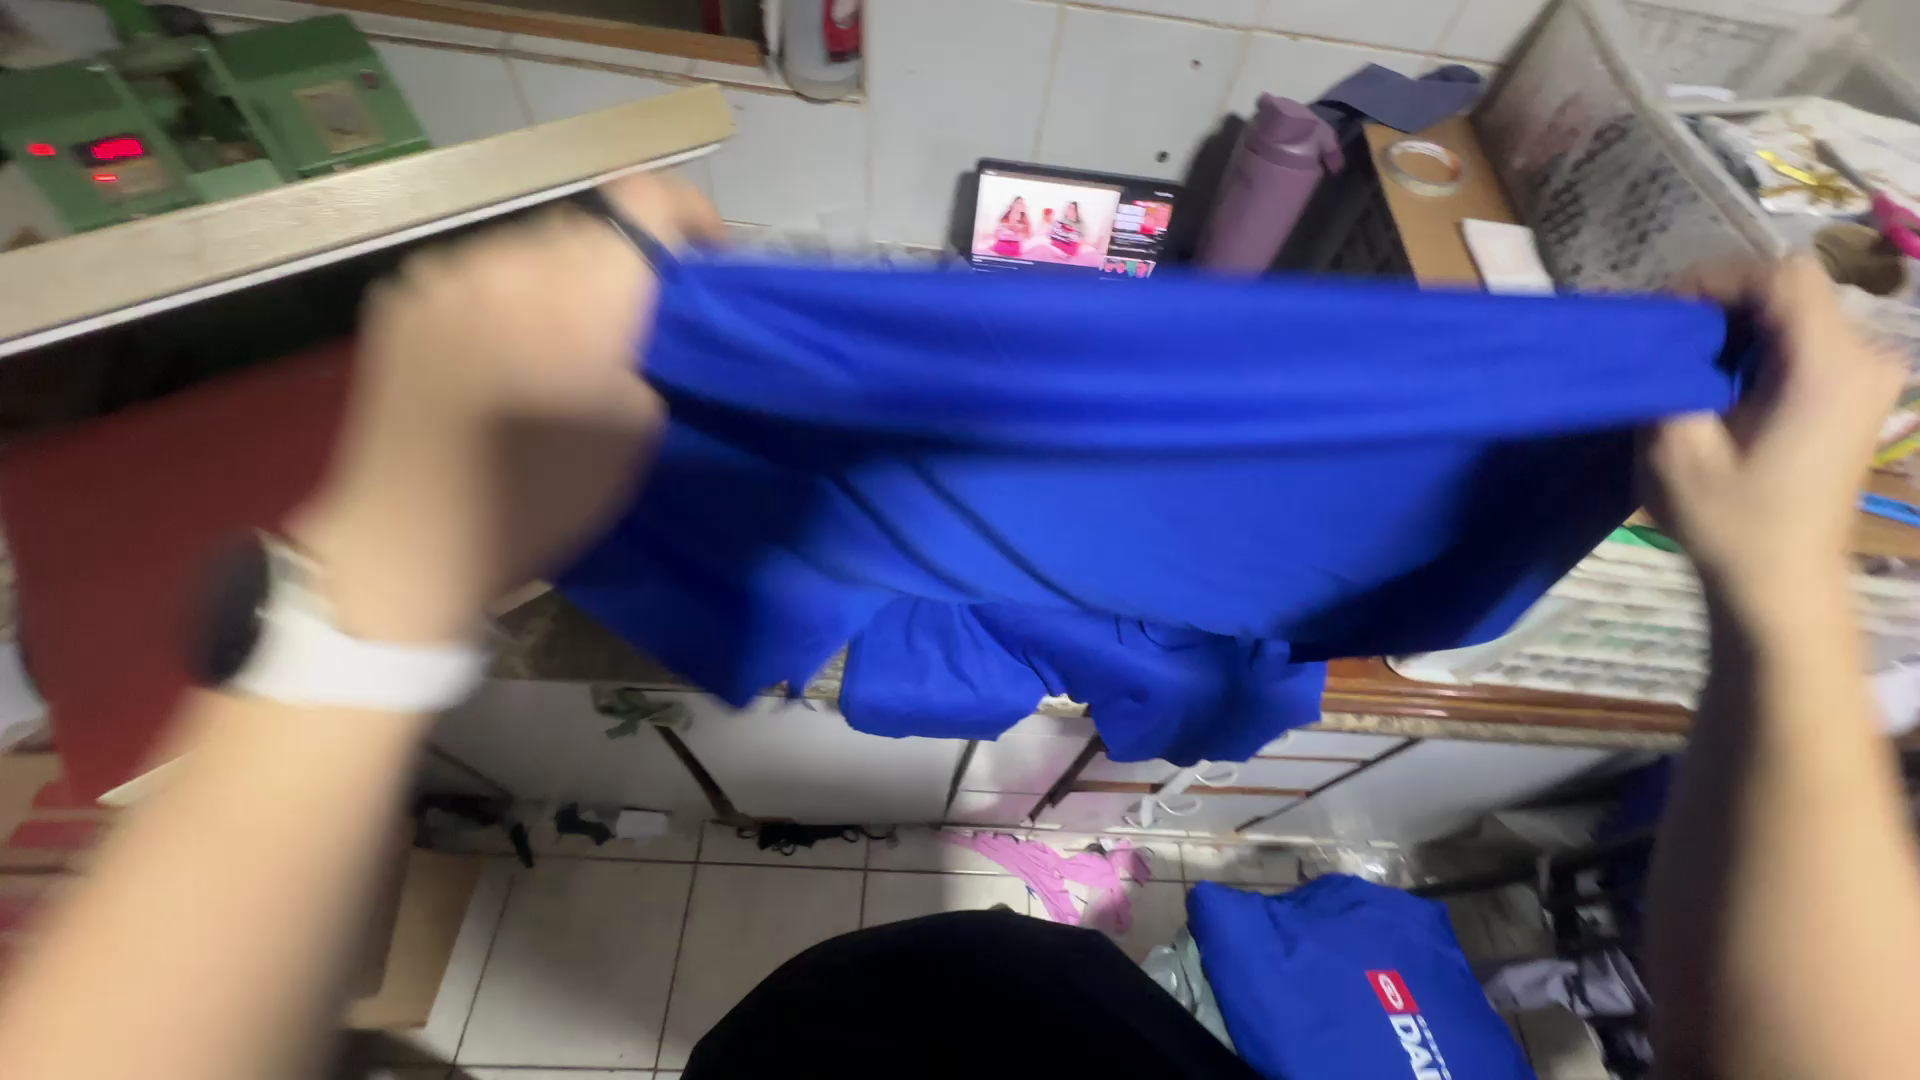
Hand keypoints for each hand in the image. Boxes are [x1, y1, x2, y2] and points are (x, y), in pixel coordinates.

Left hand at [294, 172, 723, 641]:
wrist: (418, 539)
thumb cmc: (550, 496)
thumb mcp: (638, 426)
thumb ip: (649, 346)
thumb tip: (642, 306)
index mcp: (577, 297)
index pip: (645, 203)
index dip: (689, 218)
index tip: (706, 263)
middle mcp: (506, 263)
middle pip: (590, 225)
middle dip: (628, 261)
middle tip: (641, 320)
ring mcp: (445, 276)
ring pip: (534, 246)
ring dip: (567, 278)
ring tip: (570, 339)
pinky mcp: (406, 298)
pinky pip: (482, 271)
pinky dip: (513, 296)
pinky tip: (509, 349)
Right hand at [1642, 256, 1906, 607]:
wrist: (1781, 573)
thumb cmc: (1728, 518)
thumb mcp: (1675, 452)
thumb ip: (1670, 385)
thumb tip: (1657, 344)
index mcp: (1827, 370)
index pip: (1786, 279)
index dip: (1719, 280)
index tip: (1664, 313)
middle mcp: (1864, 360)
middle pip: (1795, 291)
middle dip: (1722, 304)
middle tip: (1663, 341)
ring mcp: (1867, 377)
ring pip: (1799, 314)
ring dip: (1736, 327)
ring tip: (1683, 362)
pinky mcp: (1854, 393)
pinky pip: (1805, 342)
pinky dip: (1756, 347)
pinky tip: (1717, 381)